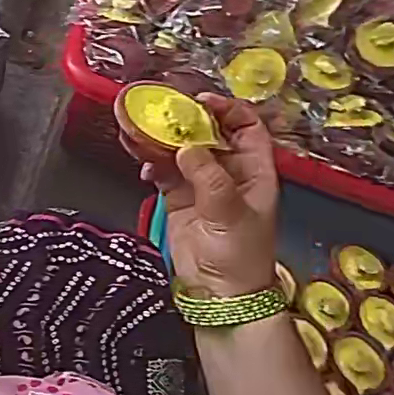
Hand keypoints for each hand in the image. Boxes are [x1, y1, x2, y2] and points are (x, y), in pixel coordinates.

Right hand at [134, 93, 279, 296]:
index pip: (245, 128)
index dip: (227, 111)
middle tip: (163, 112)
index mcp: (253, 171)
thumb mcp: (230, 212)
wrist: (218, 292)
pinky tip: (142, 162)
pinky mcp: (177, 200)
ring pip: (180, 153)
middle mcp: (227, 173)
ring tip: (139, 129)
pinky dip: (151, 164)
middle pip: (207, 136)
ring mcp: (200, 186)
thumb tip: (187, 147)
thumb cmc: (238, 253)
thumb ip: (209, 177)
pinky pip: (163, 173)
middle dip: (187, 123)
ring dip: (161, 141)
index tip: (202, 102)